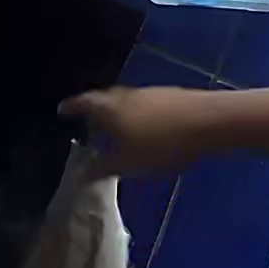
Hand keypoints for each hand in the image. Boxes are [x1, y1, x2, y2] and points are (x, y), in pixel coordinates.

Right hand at [58, 85, 213, 177]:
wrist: (205, 121)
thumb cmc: (161, 144)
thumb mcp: (128, 163)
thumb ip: (104, 168)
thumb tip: (82, 174)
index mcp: (111, 108)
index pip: (84, 103)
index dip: (72, 106)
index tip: (62, 109)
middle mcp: (126, 95)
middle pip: (104, 98)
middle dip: (93, 108)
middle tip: (86, 121)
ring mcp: (148, 93)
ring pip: (123, 100)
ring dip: (114, 111)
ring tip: (112, 129)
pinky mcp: (167, 96)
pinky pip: (140, 104)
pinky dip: (133, 113)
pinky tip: (140, 129)